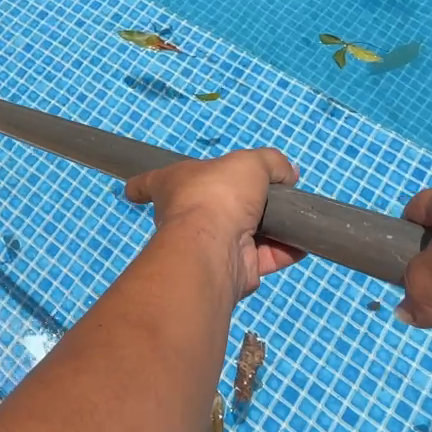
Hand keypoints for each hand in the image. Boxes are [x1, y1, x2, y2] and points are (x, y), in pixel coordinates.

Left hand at [124, 148, 306, 297]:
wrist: (217, 242)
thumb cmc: (218, 192)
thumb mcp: (248, 162)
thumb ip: (270, 162)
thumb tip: (287, 174)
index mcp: (170, 184)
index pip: (146, 183)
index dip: (140, 185)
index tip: (130, 191)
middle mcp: (184, 215)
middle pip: (205, 209)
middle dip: (232, 206)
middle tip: (261, 198)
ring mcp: (207, 245)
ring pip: (237, 235)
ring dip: (264, 229)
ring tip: (290, 218)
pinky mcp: (234, 269)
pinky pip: (261, 258)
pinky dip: (282, 251)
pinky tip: (301, 243)